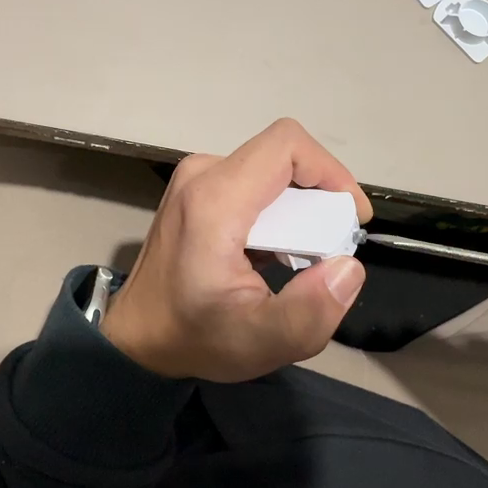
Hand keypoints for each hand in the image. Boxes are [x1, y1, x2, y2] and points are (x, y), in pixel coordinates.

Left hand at [100, 119, 371, 382]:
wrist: (137, 337)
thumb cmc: (194, 338)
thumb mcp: (262, 341)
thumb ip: (312, 309)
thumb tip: (348, 267)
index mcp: (215, 201)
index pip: (286, 146)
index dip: (330, 171)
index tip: (350, 217)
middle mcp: (202, 175)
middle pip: (282, 157)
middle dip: (319, 197)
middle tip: (330, 247)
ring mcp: (195, 178)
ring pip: (270, 169)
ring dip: (299, 206)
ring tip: (306, 254)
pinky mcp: (195, 189)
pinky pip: (253, 180)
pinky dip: (277, 209)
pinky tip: (277, 251)